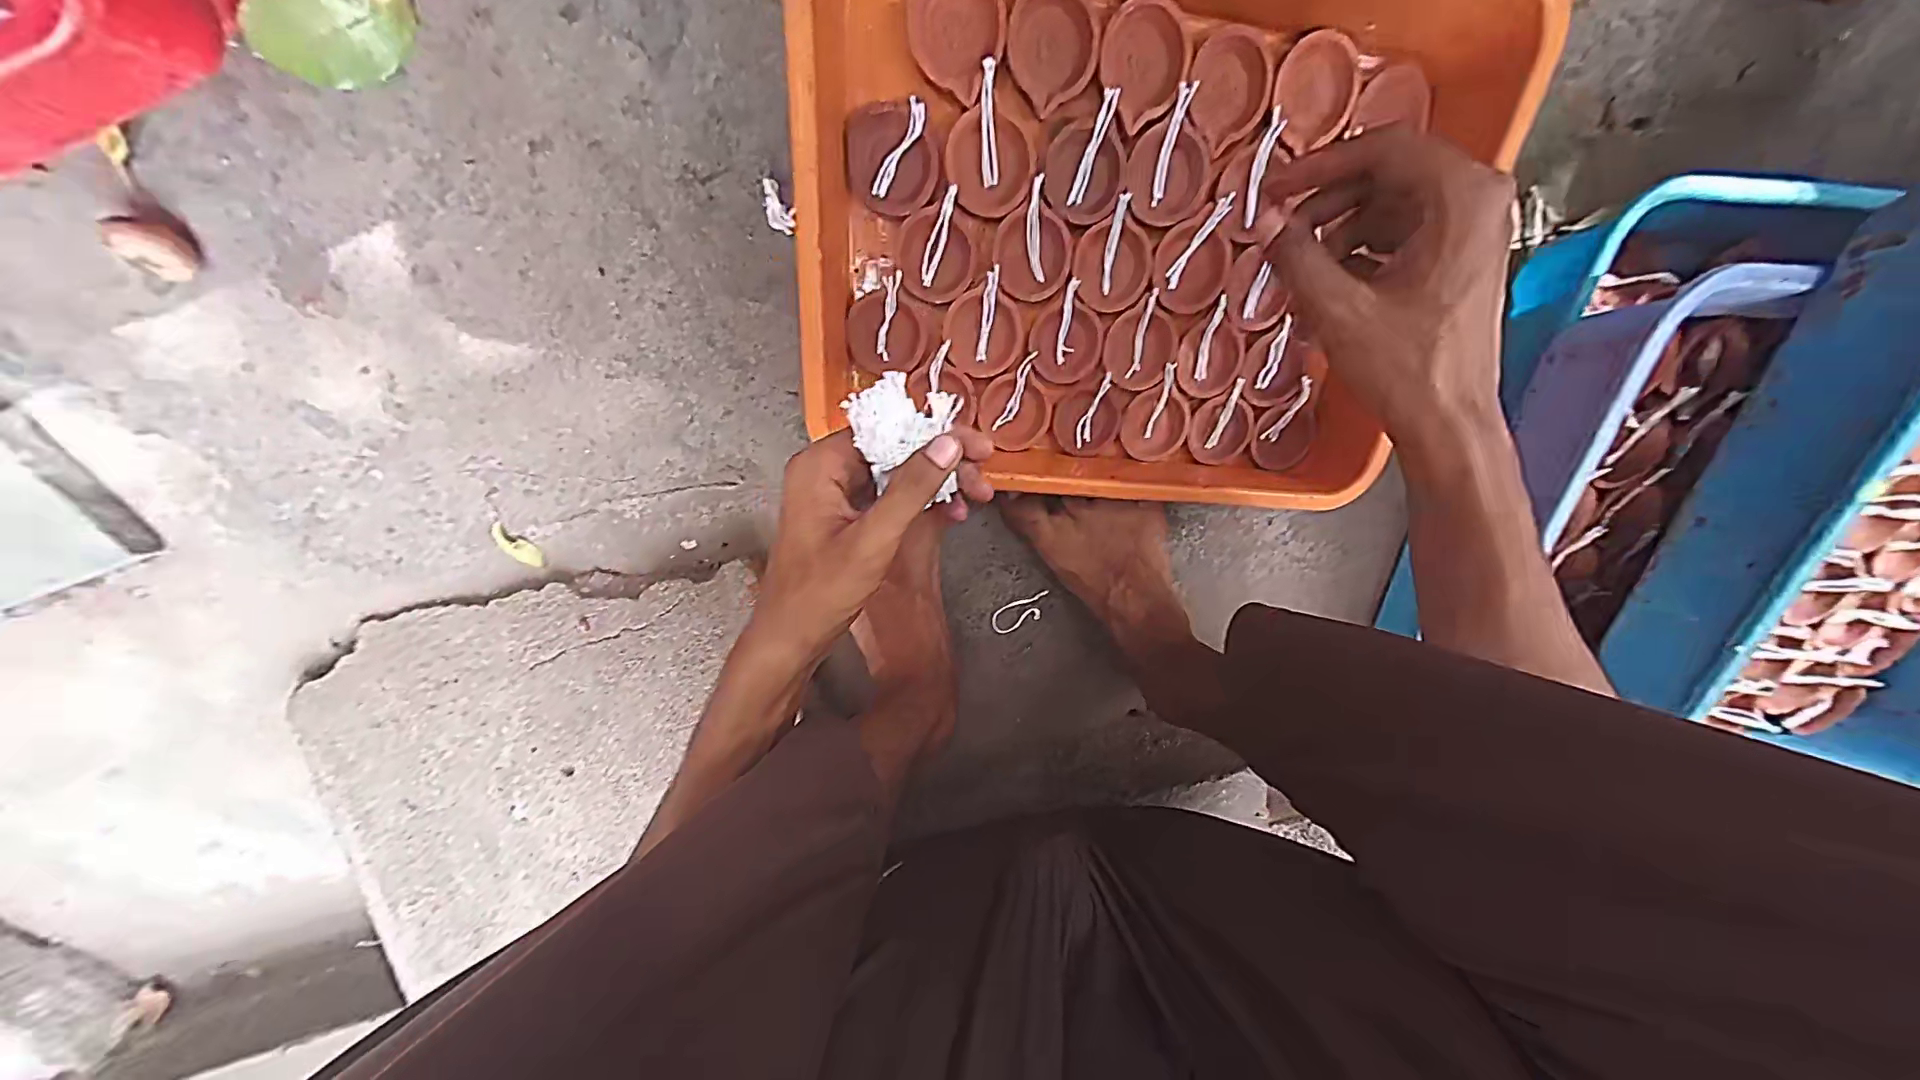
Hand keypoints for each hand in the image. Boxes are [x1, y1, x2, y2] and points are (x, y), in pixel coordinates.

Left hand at [755, 426, 993, 661]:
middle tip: (978, 473)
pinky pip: (890, 494)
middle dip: (942, 461)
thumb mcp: (873, 539)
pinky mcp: (847, 514)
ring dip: (936, 481)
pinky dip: (920, 501)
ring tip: (972, 495)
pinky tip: (949, 511)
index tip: (972, 443)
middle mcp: (826, 472)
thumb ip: (911, 489)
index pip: (887, 429)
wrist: (792, 637)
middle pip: (895, 447)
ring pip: (897, 470)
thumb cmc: (817, 595)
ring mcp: (836, 493)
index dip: (935, 433)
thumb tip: (945, 446)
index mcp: (821, 467)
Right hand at [1259, 127, 1514, 457]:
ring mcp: (1469, 231)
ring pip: (1386, 207)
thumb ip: (1296, 256)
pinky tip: (1324, 287)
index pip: (1384, 149)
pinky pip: (1395, 236)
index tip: (1274, 190)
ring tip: (1297, 270)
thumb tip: (1263, 221)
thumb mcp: (1338, 309)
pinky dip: (1354, 254)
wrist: (1446, 420)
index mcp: (1462, 197)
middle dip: (1324, 204)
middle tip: (1279, 232)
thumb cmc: (1405, 368)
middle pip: (1385, 176)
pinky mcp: (1455, 260)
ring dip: (1334, 233)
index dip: (1319, 166)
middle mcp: (1475, 201)